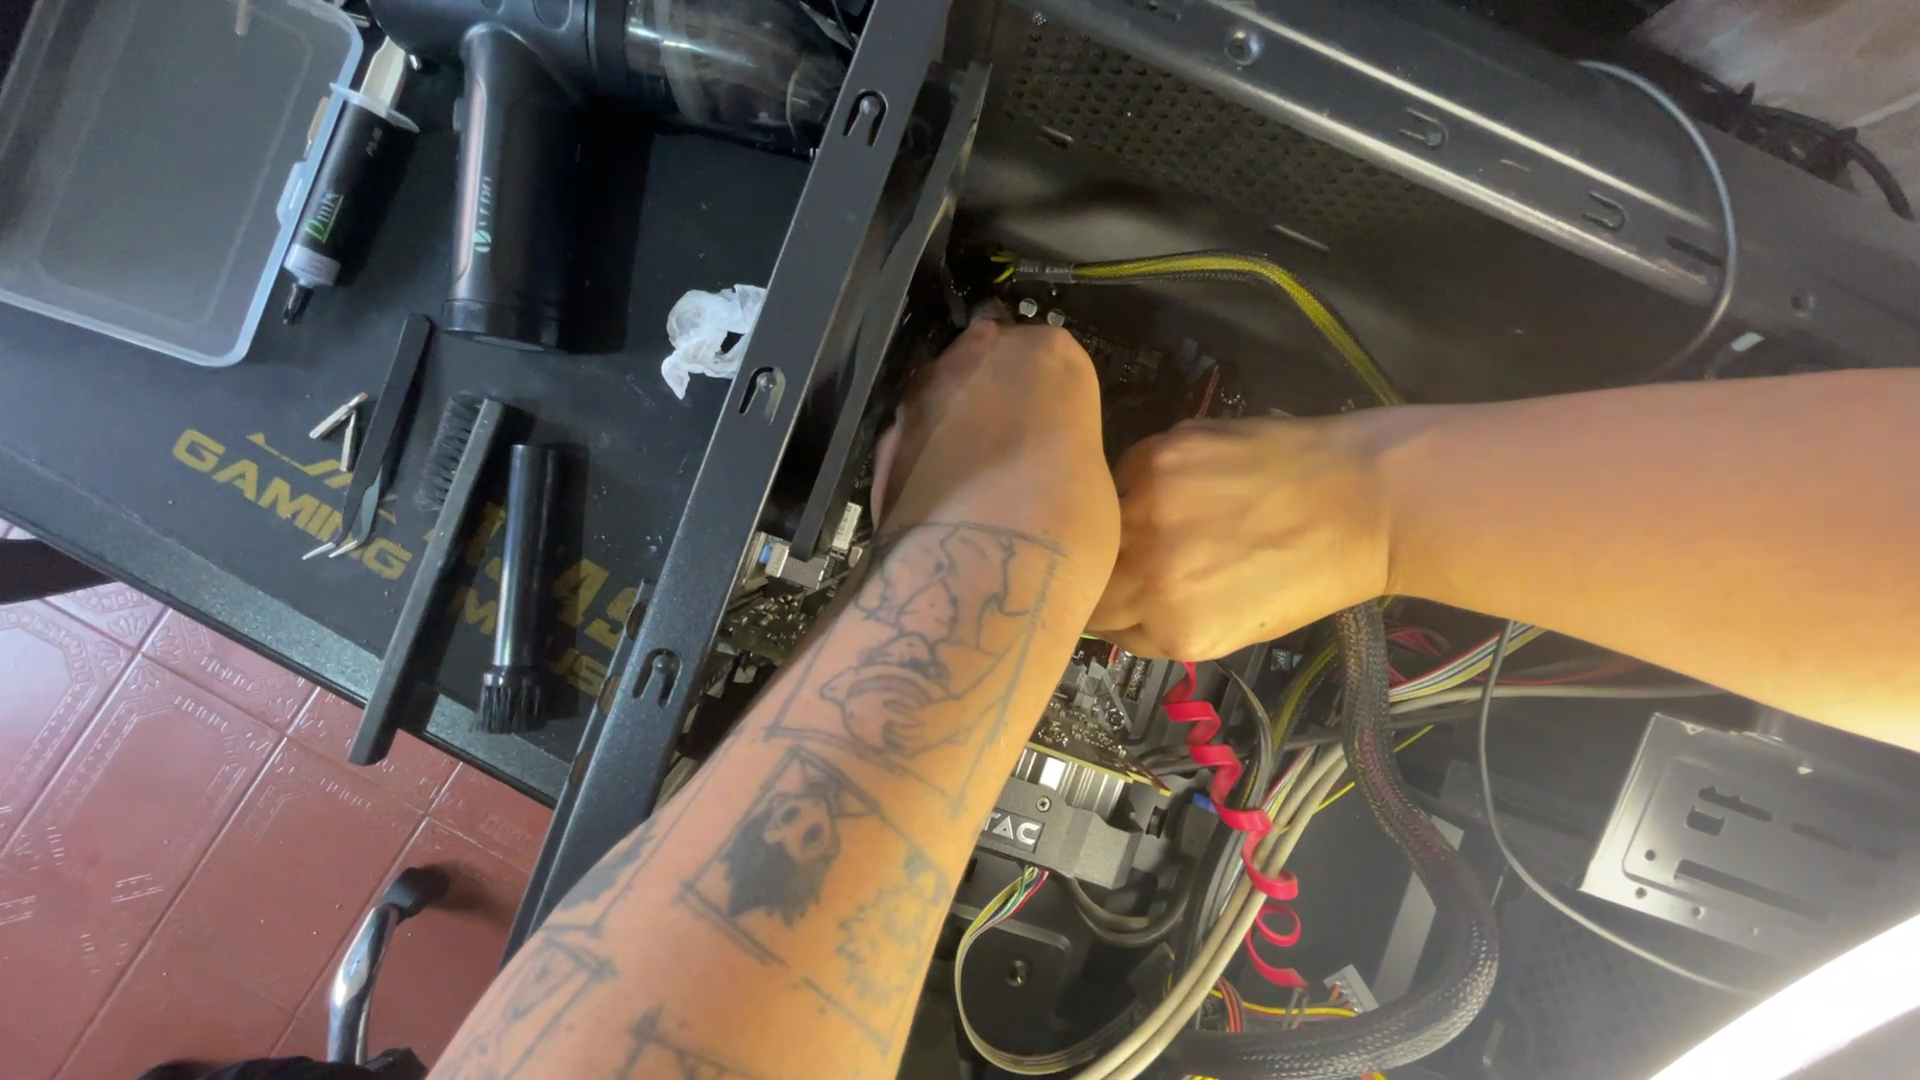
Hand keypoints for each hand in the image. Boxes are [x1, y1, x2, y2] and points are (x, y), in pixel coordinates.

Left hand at [874, 319, 1118, 590]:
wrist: (983, 562)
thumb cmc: (1065, 517)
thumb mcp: (1087, 472)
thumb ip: (1059, 441)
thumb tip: (1043, 457)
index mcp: (1049, 353)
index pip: (1049, 358)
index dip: (1048, 398)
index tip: (1050, 431)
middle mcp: (978, 355)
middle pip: (985, 363)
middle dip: (992, 398)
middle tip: (1006, 452)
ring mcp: (924, 394)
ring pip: (942, 399)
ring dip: (952, 427)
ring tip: (968, 481)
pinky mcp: (885, 438)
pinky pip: (912, 442)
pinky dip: (922, 462)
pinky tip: (936, 501)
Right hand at [1088, 415, 1392, 657]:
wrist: (1367, 500)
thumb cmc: (1309, 574)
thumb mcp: (1230, 630)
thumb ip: (1162, 624)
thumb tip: (1117, 606)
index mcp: (1175, 627)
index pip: (1099, 622)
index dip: (1111, 607)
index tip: (1125, 593)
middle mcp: (1150, 572)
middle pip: (1087, 576)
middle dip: (1105, 569)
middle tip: (1138, 553)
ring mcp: (1147, 508)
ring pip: (1094, 524)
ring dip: (1114, 523)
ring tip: (1158, 514)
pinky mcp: (1155, 454)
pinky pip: (1119, 475)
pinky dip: (1136, 482)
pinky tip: (1178, 481)